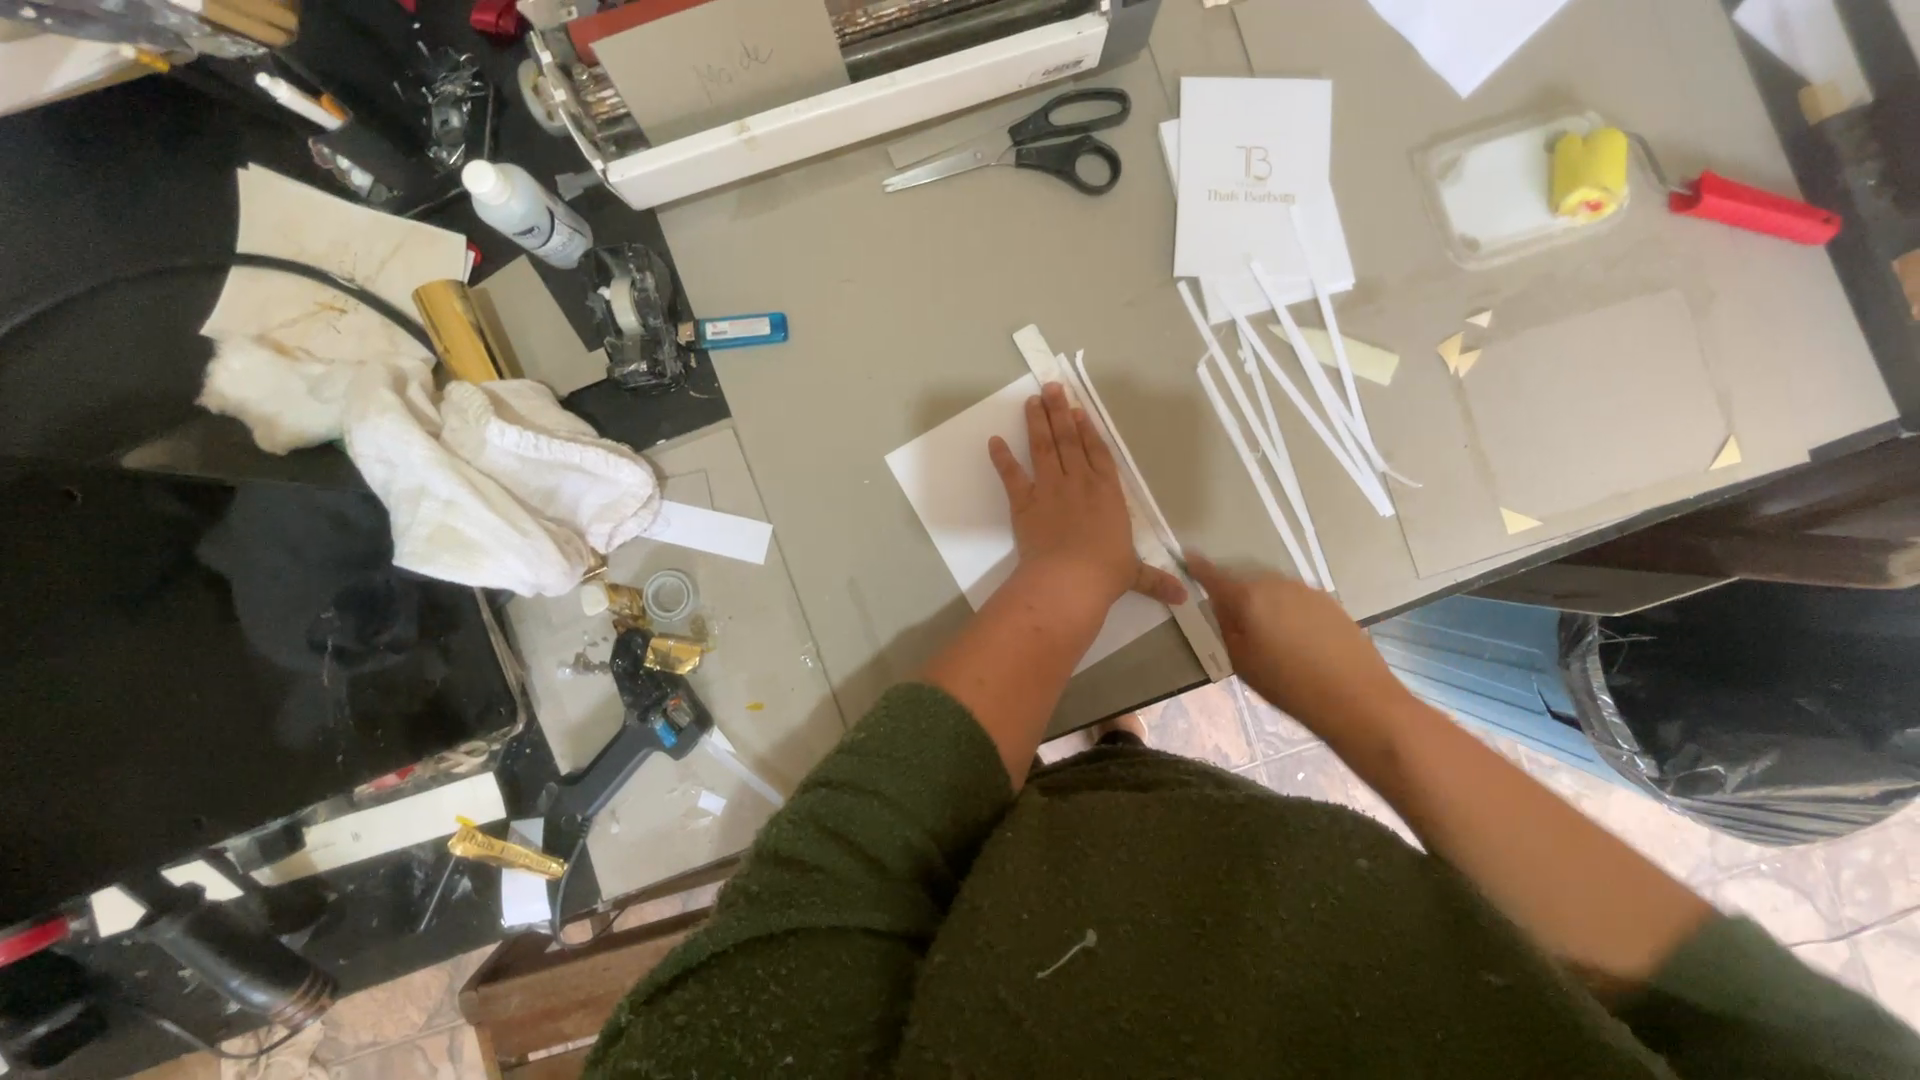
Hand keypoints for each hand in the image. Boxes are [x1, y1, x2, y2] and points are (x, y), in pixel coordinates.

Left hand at [990, 383, 1186, 608]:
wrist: (1069, 580)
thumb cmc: (1105, 573)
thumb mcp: (1133, 575)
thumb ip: (1154, 579)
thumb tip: (1182, 595)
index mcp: (1108, 494)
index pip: (1097, 454)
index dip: (1087, 430)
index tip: (1078, 411)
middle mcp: (1079, 484)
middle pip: (1069, 441)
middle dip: (1059, 413)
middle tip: (1051, 387)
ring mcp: (1050, 490)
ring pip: (1042, 448)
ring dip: (1036, 423)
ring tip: (1031, 401)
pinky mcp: (1024, 503)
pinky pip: (1011, 476)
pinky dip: (1002, 458)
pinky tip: (993, 442)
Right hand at [1187, 555, 1408, 734]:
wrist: (1356, 697)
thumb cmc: (1288, 684)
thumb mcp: (1241, 661)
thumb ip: (1226, 626)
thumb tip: (1220, 605)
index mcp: (1248, 597)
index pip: (1213, 575)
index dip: (1198, 567)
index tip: (1187, 556)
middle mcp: (1276, 584)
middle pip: (1245, 580)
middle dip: (1235, 592)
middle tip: (1233, 619)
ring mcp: (1306, 590)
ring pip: (1272, 589)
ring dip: (1263, 601)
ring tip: (1267, 633)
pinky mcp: (1329, 601)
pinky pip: (1295, 598)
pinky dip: (1287, 610)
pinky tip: (1295, 638)